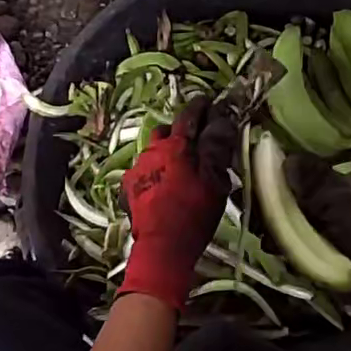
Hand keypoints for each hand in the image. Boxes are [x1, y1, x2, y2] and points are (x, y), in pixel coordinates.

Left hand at [118, 97, 236, 309]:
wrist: (161, 248)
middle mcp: (151, 152)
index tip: (210, 102)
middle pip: (165, 130)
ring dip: (166, 152)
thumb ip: (216, 148)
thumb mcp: (214, 181)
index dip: (201, 106)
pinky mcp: (129, 189)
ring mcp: (137, 170)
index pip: (189, 115)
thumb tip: (221, 120)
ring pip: (152, 150)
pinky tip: (164, 184)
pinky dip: (155, 171)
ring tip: (181, 165)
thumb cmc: (193, 214)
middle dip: (180, 130)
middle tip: (196, 138)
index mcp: (175, 146)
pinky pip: (143, 170)